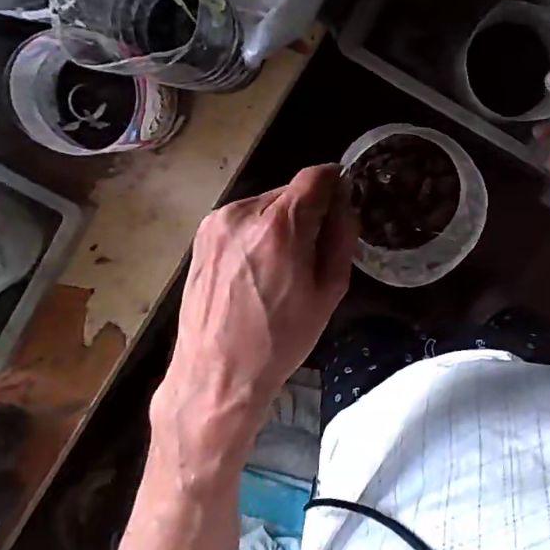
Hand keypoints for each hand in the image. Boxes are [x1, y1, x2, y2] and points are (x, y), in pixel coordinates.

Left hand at [153, 164, 357, 472]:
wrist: (216, 374)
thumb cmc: (279, 340)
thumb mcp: (329, 292)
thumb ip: (342, 238)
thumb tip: (346, 206)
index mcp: (280, 226)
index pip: (317, 175)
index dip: (336, 184)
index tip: (342, 205)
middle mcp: (244, 212)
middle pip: (291, 190)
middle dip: (309, 211)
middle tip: (313, 251)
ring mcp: (218, 222)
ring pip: (267, 203)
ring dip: (282, 222)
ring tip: (282, 265)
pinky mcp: (203, 235)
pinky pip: (244, 218)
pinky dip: (258, 232)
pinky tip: (257, 268)